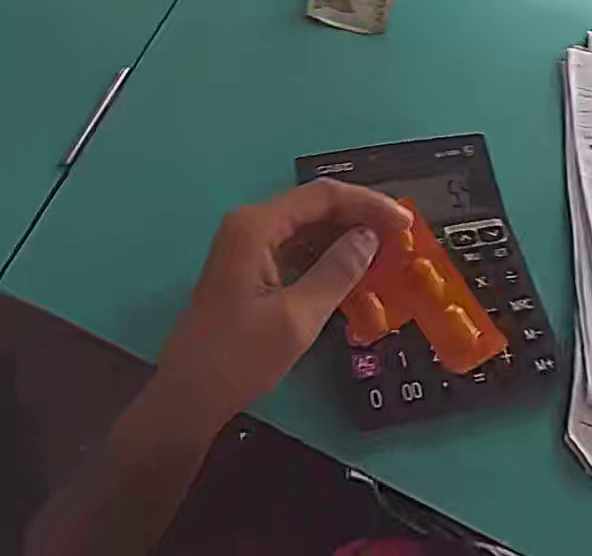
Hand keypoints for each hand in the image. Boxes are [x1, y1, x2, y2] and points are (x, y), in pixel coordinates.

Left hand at [154, 180, 413, 426]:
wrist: (187, 395)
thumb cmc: (238, 357)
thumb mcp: (297, 317)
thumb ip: (336, 271)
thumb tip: (369, 236)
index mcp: (257, 225)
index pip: (322, 196)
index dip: (368, 203)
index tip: (404, 221)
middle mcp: (251, 223)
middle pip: (315, 206)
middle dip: (359, 217)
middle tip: (400, 236)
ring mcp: (249, 243)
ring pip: (308, 226)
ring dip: (344, 235)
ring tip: (384, 251)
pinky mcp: (251, 263)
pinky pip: (296, 246)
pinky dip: (326, 255)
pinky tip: (352, 270)